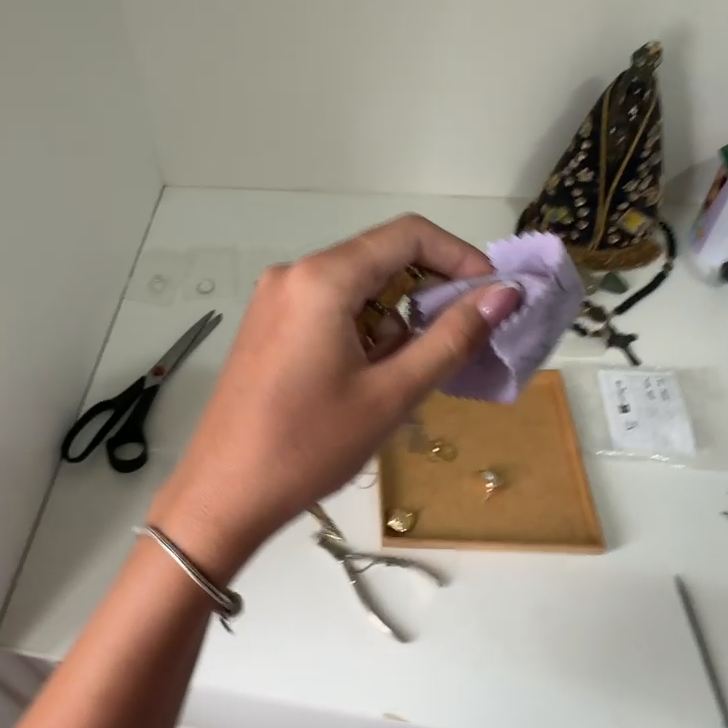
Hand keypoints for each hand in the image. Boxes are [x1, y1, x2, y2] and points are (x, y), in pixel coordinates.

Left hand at [148, 214, 523, 580]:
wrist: (223, 493)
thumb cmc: (309, 445)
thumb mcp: (391, 394)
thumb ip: (451, 337)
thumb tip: (504, 294)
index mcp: (321, 278)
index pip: (407, 235)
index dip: (459, 257)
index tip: (491, 298)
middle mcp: (292, 274)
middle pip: (378, 257)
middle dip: (427, 292)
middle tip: (457, 344)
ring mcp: (272, 298)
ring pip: (354, 286)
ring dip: (392, 317)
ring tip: (400, 377)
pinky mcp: (264, 325)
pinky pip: (326, 307)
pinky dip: (360, 328)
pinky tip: (364, 377)